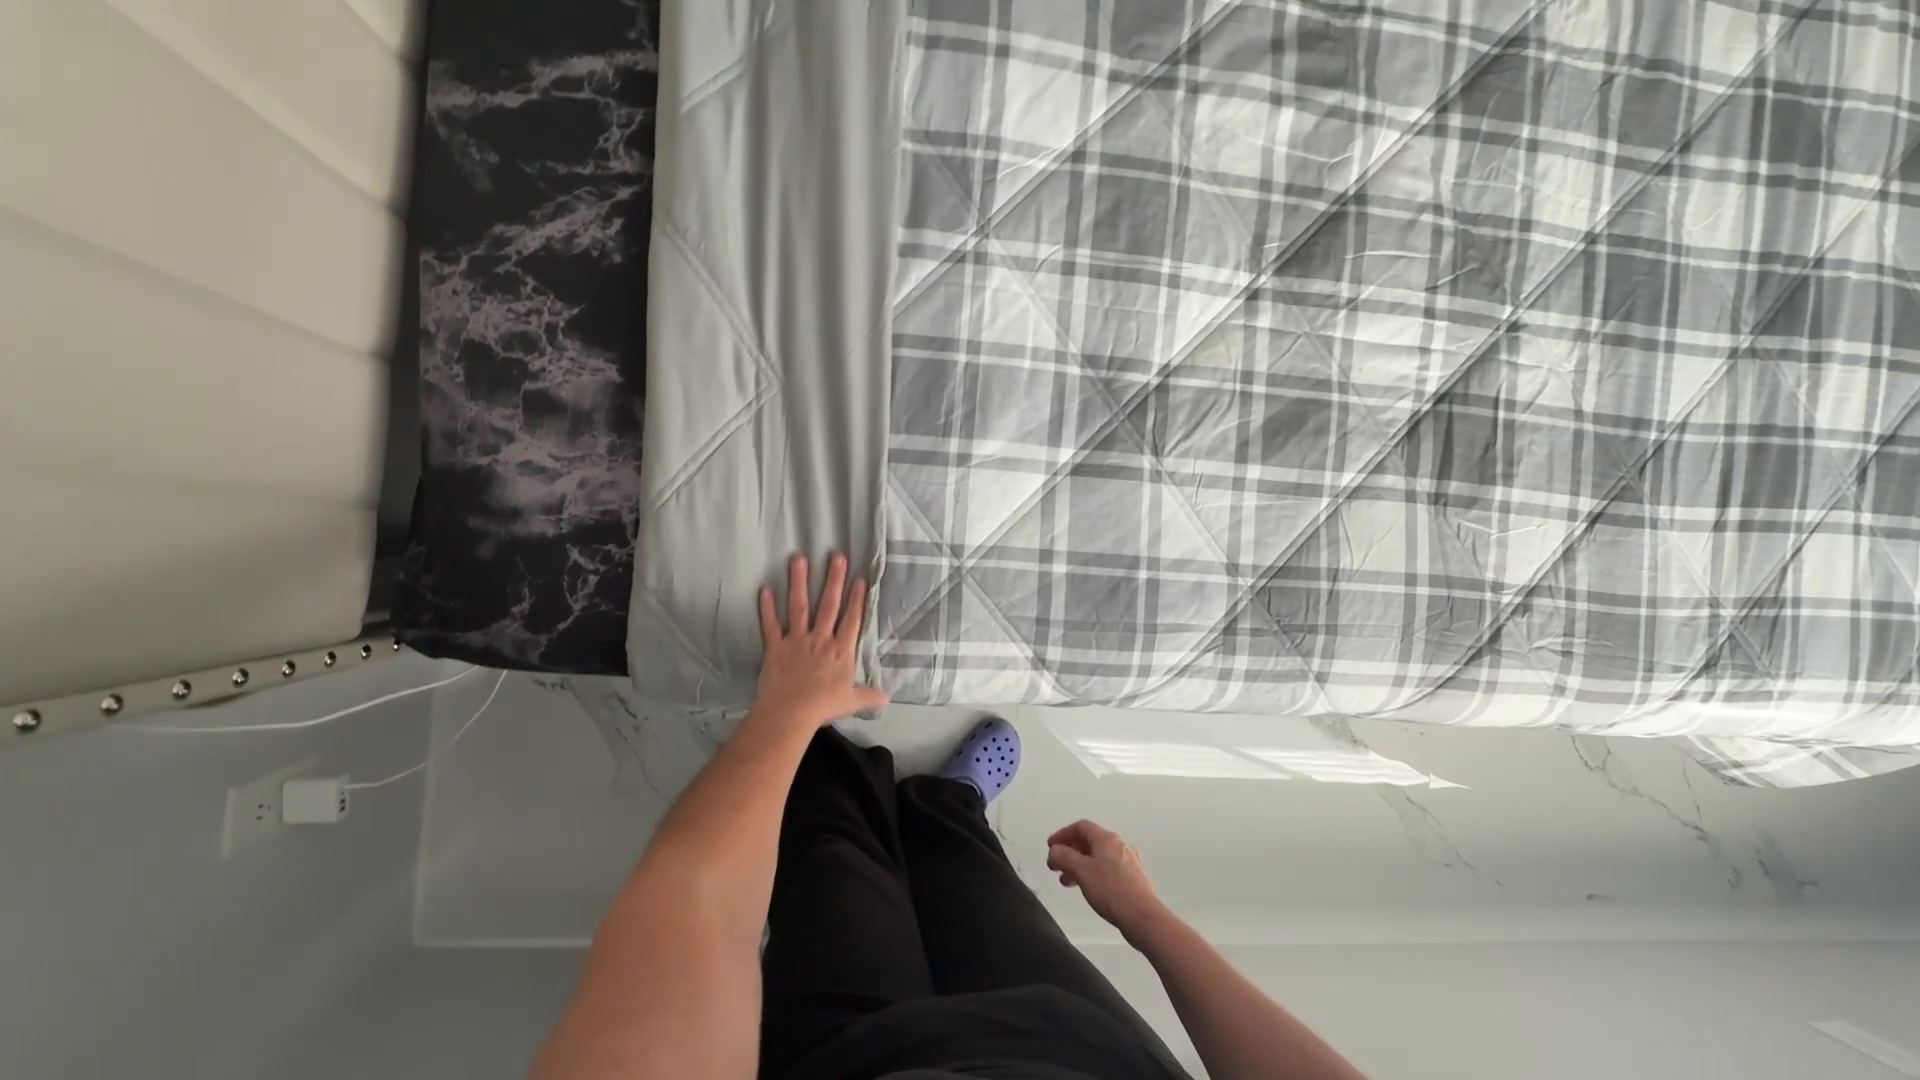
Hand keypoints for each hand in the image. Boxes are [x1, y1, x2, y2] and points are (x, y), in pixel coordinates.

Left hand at [750, 553, 888, 735]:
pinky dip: (767, 608)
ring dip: (799, 582)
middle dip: (833, 579)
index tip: (859, 578)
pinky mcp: (775, 647)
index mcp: (841, 651)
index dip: (857, 598)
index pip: (852, 619)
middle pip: (828, 605)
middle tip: (836, 556)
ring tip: (798, 559)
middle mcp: (820, 639)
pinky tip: (765, 590)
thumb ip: (869, 696)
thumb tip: (888, 697)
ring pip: (799, 607)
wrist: (790, 713)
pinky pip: (770, 625)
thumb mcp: (851, 702)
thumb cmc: (822, 707)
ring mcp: (797, 641)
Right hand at [1047, 820, 1167, 940]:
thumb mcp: (1081, 871)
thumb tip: (1054, 850)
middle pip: (1089, 841)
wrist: (1143, 917)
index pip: (1080, 827)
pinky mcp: (1133, 879)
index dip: (1062, 834)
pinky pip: (1107, 870)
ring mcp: (1129, 862)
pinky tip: (1089, 889)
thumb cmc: (1111, 890)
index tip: (1051, 847)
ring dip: (1079, 866)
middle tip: (1057, 866)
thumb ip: (1064, 857)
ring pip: (1098, 857)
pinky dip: (1092, 874)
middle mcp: (1119, 846)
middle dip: (1070, 852)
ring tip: (1068, 882)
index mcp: (1107, 839)